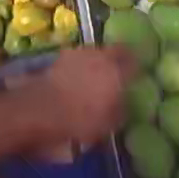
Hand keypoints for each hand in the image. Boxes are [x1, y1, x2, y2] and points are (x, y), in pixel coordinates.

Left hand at [21, 46, 135, 145]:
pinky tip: (79, 80)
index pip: (134, 60)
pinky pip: (80, 58)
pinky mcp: (62, 56)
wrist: (39, 110)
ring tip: (97, 77)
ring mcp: (80, 52)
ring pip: (97, 53)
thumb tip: (126, 104)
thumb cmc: (78, 122)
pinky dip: (82, 66)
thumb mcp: (106, 126)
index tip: (138, 73)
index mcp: (116, 71)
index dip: (137, 66)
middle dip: (119, 59)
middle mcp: (101, 55)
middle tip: (120, 73)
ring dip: (99, 62)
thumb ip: (120, 111)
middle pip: (116, 51)